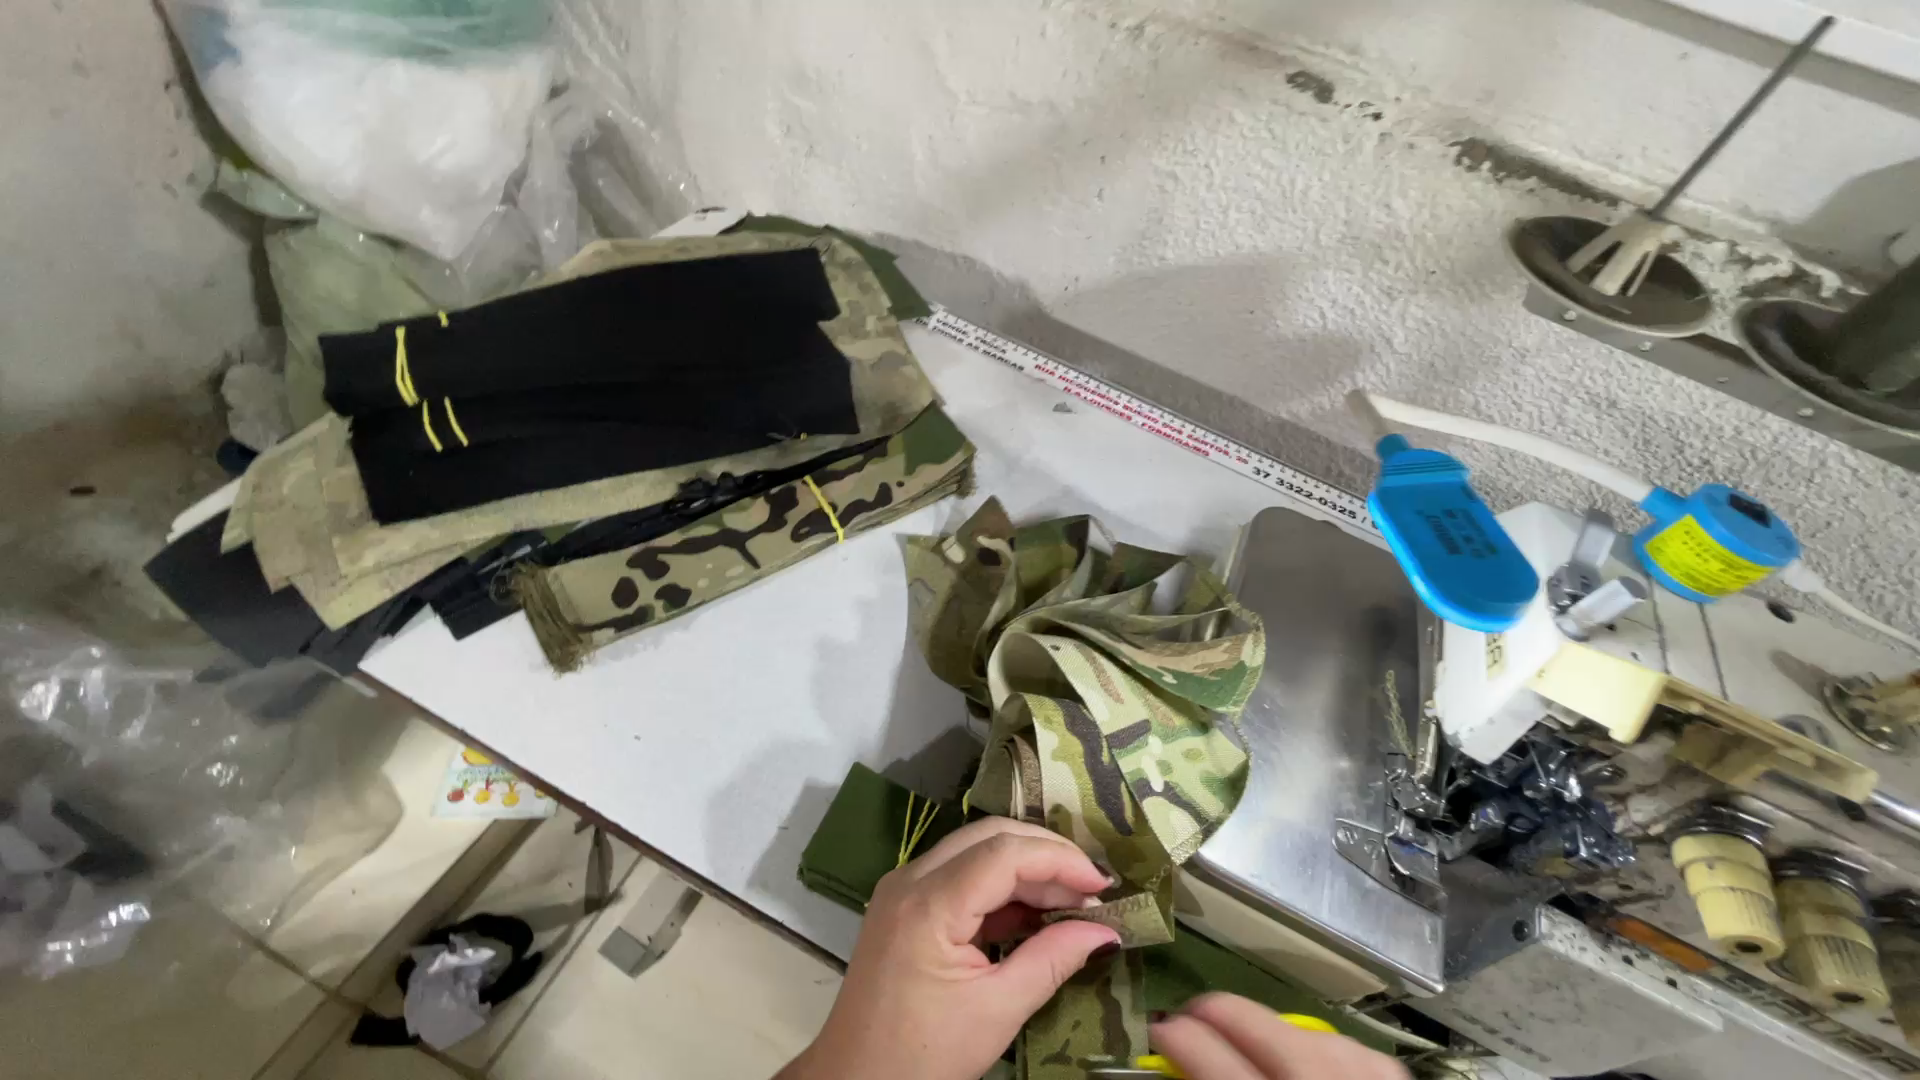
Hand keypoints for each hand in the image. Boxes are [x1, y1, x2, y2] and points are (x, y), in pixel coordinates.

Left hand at [778, 818, 1121, 1079]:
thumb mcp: (997, 1012)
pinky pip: (960, 872)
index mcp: (928, 904)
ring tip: (1073, 898)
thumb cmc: (923, 1056)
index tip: (1102, 884)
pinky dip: (1000, 884)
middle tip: (1091, 887)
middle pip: (990, 836)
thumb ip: (1052, 960)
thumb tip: (1106, 930)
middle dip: (1045, 854)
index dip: (1058, 858)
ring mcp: (904, 885)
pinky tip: (1035, 908)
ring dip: (1025, 866)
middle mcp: (911, 878)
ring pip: (975, 848)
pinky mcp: (905, 900)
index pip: (1004, 852)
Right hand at [1152, 994, 1407, 1079]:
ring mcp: (1363, 1076)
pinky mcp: (1396, 1079)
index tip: (1155, 1029)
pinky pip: (1345, 1045)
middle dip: (1207, 1013)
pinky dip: (1317, 1047)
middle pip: (1247, 1019)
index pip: (1200, 1047)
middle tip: (1188, 1024)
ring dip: (1262, 1030)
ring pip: (1295, 1024)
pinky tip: (1307, 1062)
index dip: (1168, 1031)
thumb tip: (1175, 1058)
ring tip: (1248, 1048)